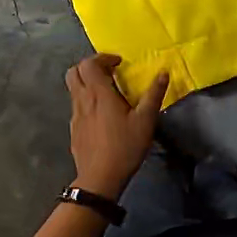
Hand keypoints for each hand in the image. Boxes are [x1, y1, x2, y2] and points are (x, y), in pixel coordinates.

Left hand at [65, 54, 168, 199]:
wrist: (99, 178)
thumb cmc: (124, 147)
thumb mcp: (145, 121)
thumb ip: (154, 95)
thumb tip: (163, 73)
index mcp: (98, 93)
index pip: (89, 64)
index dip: (102, 58)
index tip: (118, 63)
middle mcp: (82, 100)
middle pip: (74, 71)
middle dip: (89, 66)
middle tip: (108, 72)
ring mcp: (75, 115)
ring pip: (73, 88)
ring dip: (87, 83)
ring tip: (107, 92)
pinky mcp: (73, 128)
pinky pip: (76, 105)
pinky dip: (86, 100)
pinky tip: (101, 114)